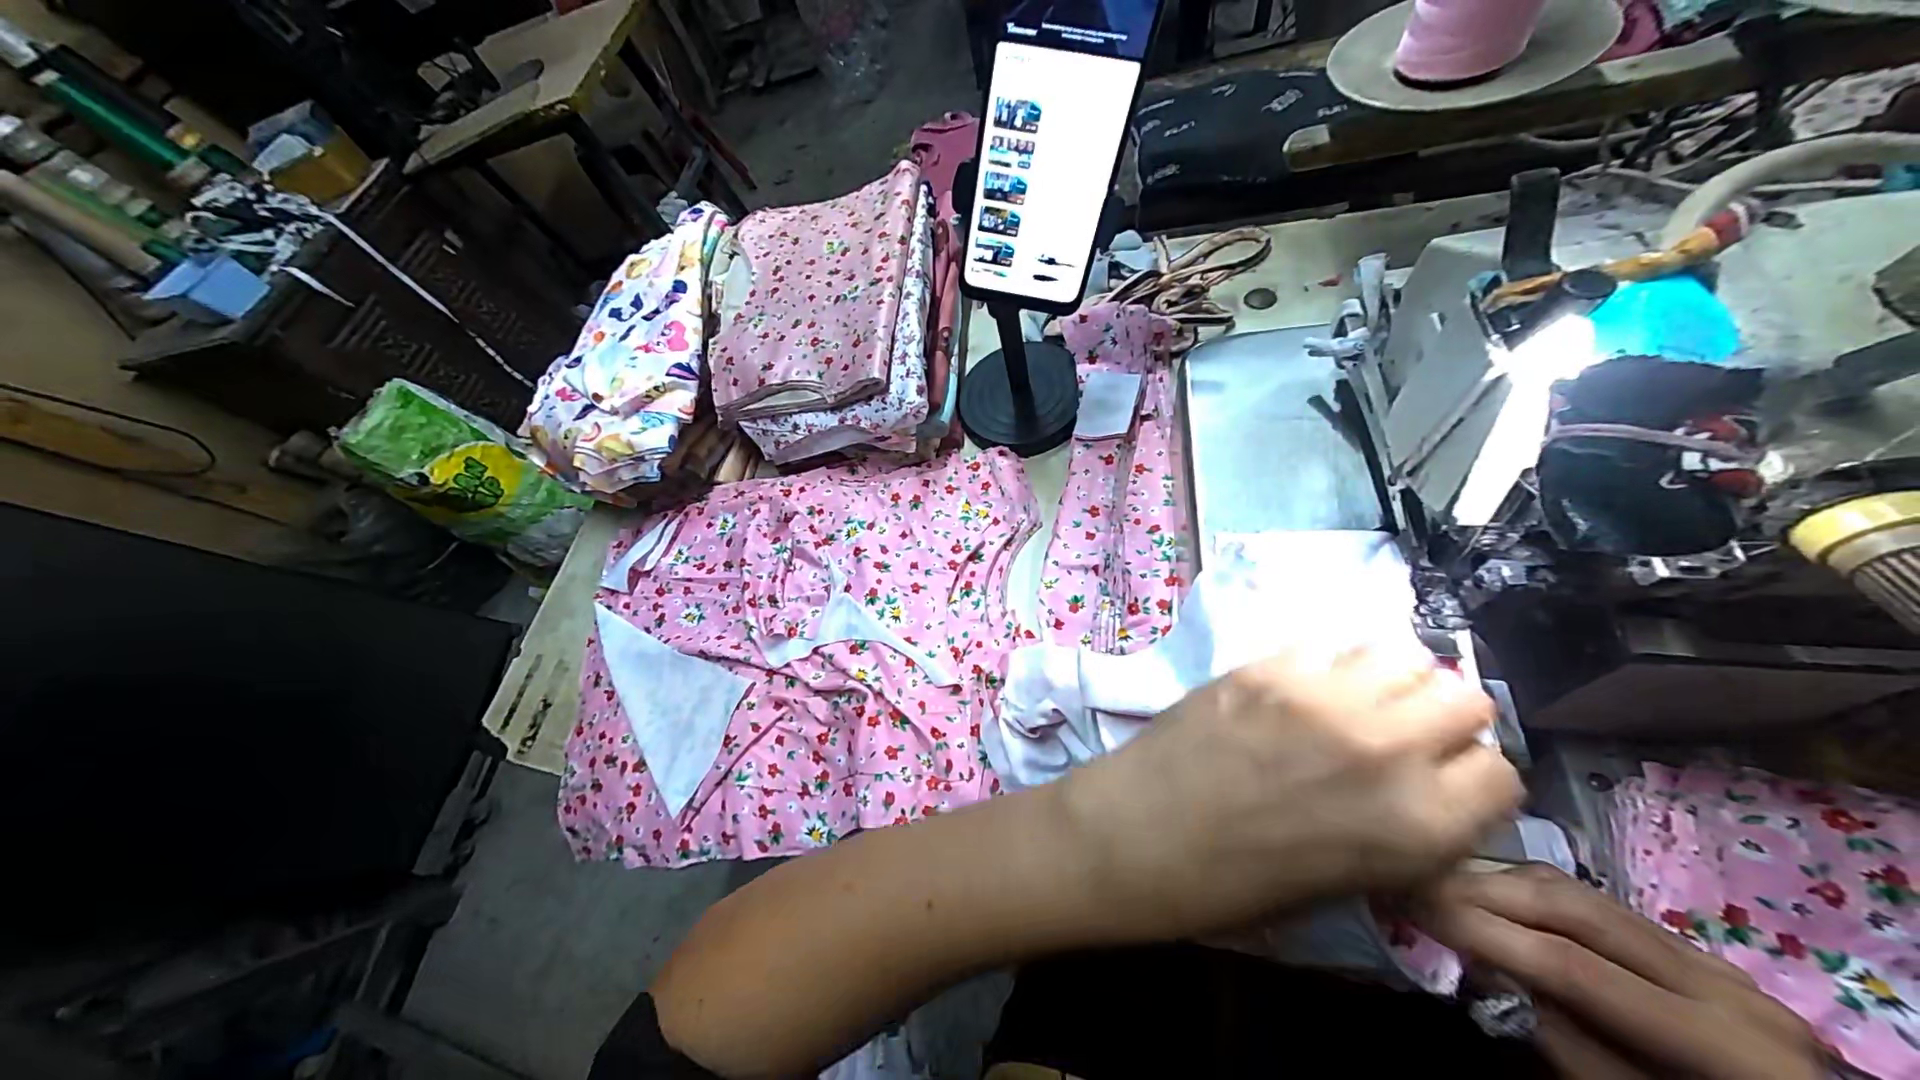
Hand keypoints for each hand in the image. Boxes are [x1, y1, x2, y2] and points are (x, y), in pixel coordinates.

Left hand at [1057, 646, 1522, 940]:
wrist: (1140, 836)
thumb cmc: (1237, 884)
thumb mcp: (1349, 881)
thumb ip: (1406, 829)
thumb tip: (1430, 788)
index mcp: (1422, 823)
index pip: (1499, 771)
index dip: (1469, 775)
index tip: (1439, 777)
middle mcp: (1387, 747)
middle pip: (1463, 694)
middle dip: (1441, 714)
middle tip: (1400, 730)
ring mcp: (1324, 696)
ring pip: (1398, 653)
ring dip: (1387, 678)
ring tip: (1352, 701)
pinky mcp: (1266, 666)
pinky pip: (1325, 646)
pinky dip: (1324, 665)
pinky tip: (1295, 691)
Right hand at [1418, 863, 1826, 1079]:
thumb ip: (1562, 1041)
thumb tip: (1481, 964)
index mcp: (1720, 1043)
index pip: (1574, 967)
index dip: (1485, 933)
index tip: (1412, 907)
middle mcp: (1719, 984)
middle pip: (1574, 909)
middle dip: (1482, 889)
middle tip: (1412, 879)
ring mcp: (1707, 958)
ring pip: (1581, 892)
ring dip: (1498, 878)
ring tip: (1438, 877)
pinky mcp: (1688, 948)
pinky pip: (1594, 900)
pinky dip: (1529, 888)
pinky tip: (1488, 886)